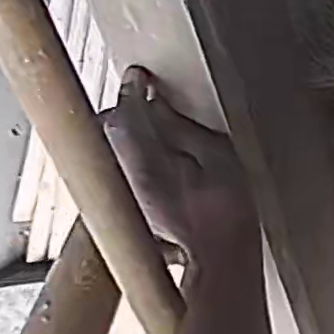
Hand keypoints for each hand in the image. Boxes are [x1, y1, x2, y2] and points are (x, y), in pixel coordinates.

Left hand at [102, 67, 260, 265]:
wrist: (220, 257)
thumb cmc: (226, 209)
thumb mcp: (216, 157)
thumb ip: (181, 128)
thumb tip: (156, 105)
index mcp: (144, 162)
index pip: (124, 114)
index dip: (131, 89)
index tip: (140, 75)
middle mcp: (125, 178)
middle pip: (107, 131)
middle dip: (123, 110)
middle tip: (147, 97)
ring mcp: (126, 194)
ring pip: (114, 149)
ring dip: (128, 130)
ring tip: (154, 122)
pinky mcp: (133, 206)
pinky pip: (123, 167)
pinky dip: (134, 151)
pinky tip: (158, 152)